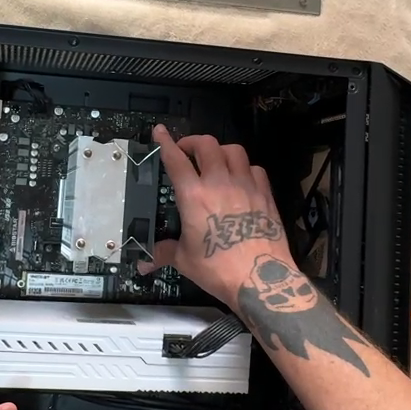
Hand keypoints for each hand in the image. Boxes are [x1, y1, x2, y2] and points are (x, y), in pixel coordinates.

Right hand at [140, 125, 295, 300]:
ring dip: (220, 150)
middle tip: (187, 151)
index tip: (160, 131)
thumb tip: (145, 264)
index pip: (176, 159)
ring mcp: (245, 185)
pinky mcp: (265, 194)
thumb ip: (164, 253)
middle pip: (207, 145)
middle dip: (193, 142)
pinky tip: (241, 178)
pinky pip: (255, 169)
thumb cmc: (219, 268)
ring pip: (234, 150)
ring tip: (215, 160)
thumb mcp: (185, 260)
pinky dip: (245, 168)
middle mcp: (220, 182)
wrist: (261, 277)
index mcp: (194, 195)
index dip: (166, 142)